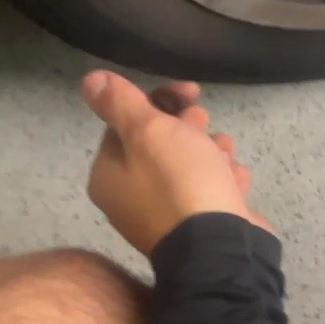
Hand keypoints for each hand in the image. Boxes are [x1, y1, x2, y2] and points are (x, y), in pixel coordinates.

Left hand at [81, 71, 269, 256]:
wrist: (218, 244)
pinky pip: (208, 186)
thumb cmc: (180, 181)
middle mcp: (129, 195)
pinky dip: (222, 178)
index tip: (193, 92)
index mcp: (110, 174)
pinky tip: (234, 181)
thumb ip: (121, 104)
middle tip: (204, 126)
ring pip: (190, 162)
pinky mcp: (194, 223)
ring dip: (212, 151)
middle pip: (160, 141)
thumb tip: (90, 79)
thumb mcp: (150, 132)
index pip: (129, 121)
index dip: (162, 99)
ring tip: (226, 158)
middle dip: (190, 126)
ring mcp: (163, 212)